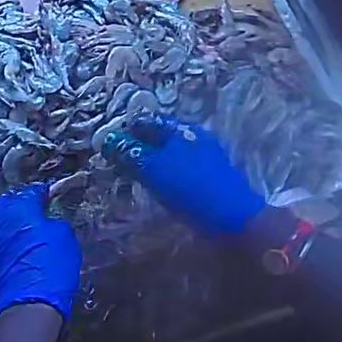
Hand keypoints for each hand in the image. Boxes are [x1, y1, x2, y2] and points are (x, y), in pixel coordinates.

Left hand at [0, 184, 82, 323]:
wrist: (31, 302)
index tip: (45, 197)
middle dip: (18, 207)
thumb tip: (48, 222)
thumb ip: (54, 222)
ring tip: (13, 234)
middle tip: (30, 217)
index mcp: (21, 208)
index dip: (40, 194)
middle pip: (7, 205)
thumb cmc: (52, 267)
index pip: (31, 192)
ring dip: (1, 226)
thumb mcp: (64, 237)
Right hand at [104, 115, 265, 235]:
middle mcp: (194, 139)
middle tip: (115, 158)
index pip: (147, 120)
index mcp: (182, 130)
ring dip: (149, 162)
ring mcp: (203, 160)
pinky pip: (176, 171)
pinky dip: (161, 176)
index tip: (108, 142)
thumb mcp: (153, 170)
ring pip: (168, 155)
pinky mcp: (207, 180)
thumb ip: (130, 154)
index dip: (127, 128)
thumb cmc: (190, 189)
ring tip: (129, 174)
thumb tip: (109, 141)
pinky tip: (152, 187)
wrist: (232, 221)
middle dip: (137, 145)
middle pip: (158, 137)